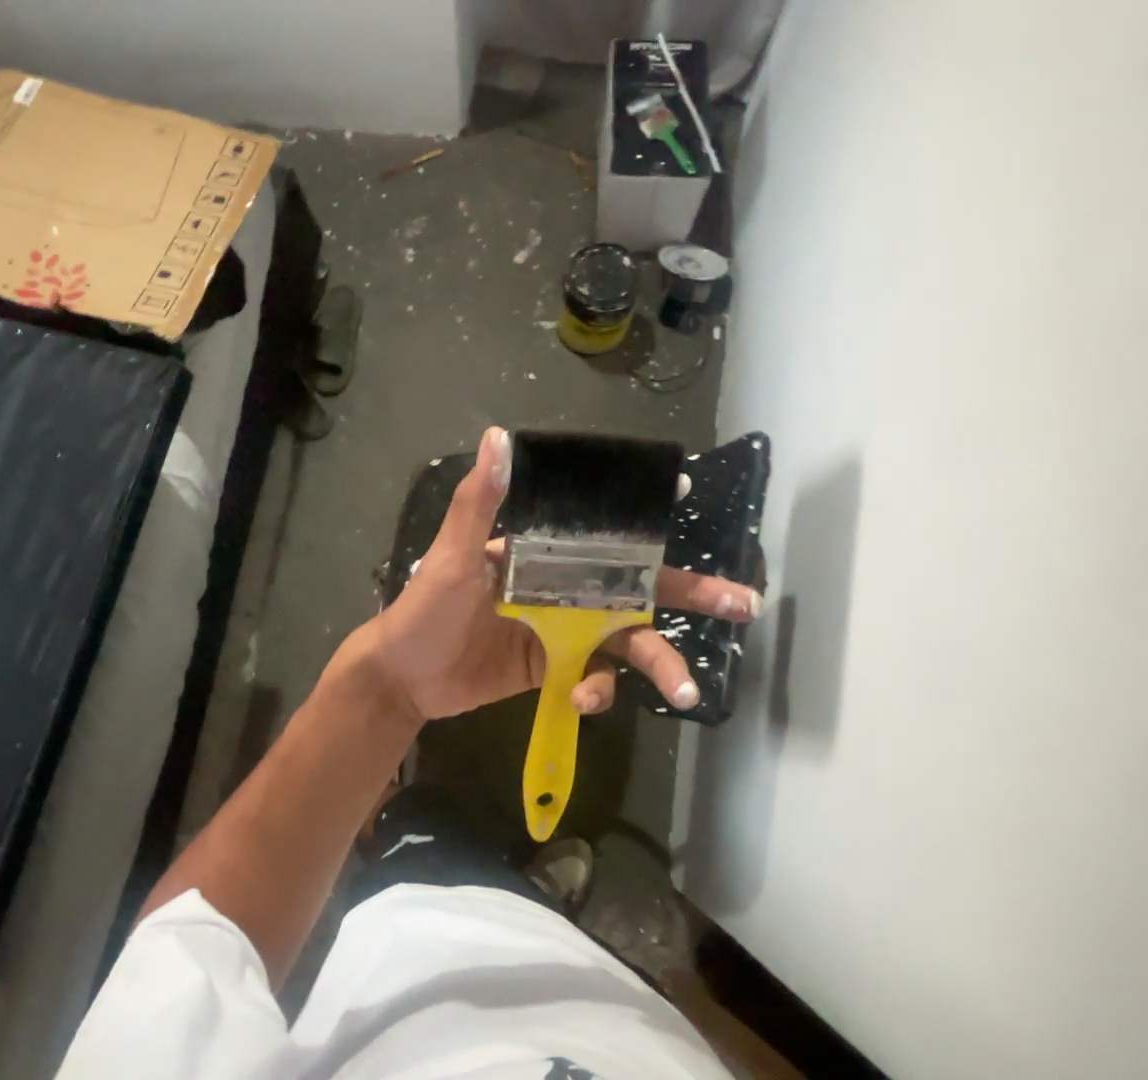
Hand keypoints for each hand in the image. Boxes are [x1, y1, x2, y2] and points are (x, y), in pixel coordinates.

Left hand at [339, 427, 762, 722]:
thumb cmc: (425, 608)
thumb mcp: (453, 556)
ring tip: (686, 689)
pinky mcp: (555, 669)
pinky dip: (598, 688)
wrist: (404, 677)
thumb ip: (480, 503)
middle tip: (743, 604)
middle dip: (689, 595)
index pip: (604, 531)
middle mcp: (562, 587)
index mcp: (544, 553)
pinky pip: (595, 677)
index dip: (646, 518)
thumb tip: (499, 437)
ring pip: (626, 640)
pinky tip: (582, 697)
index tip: (689, 498)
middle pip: (636, 589)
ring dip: (660, 660)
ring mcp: (562, 630)